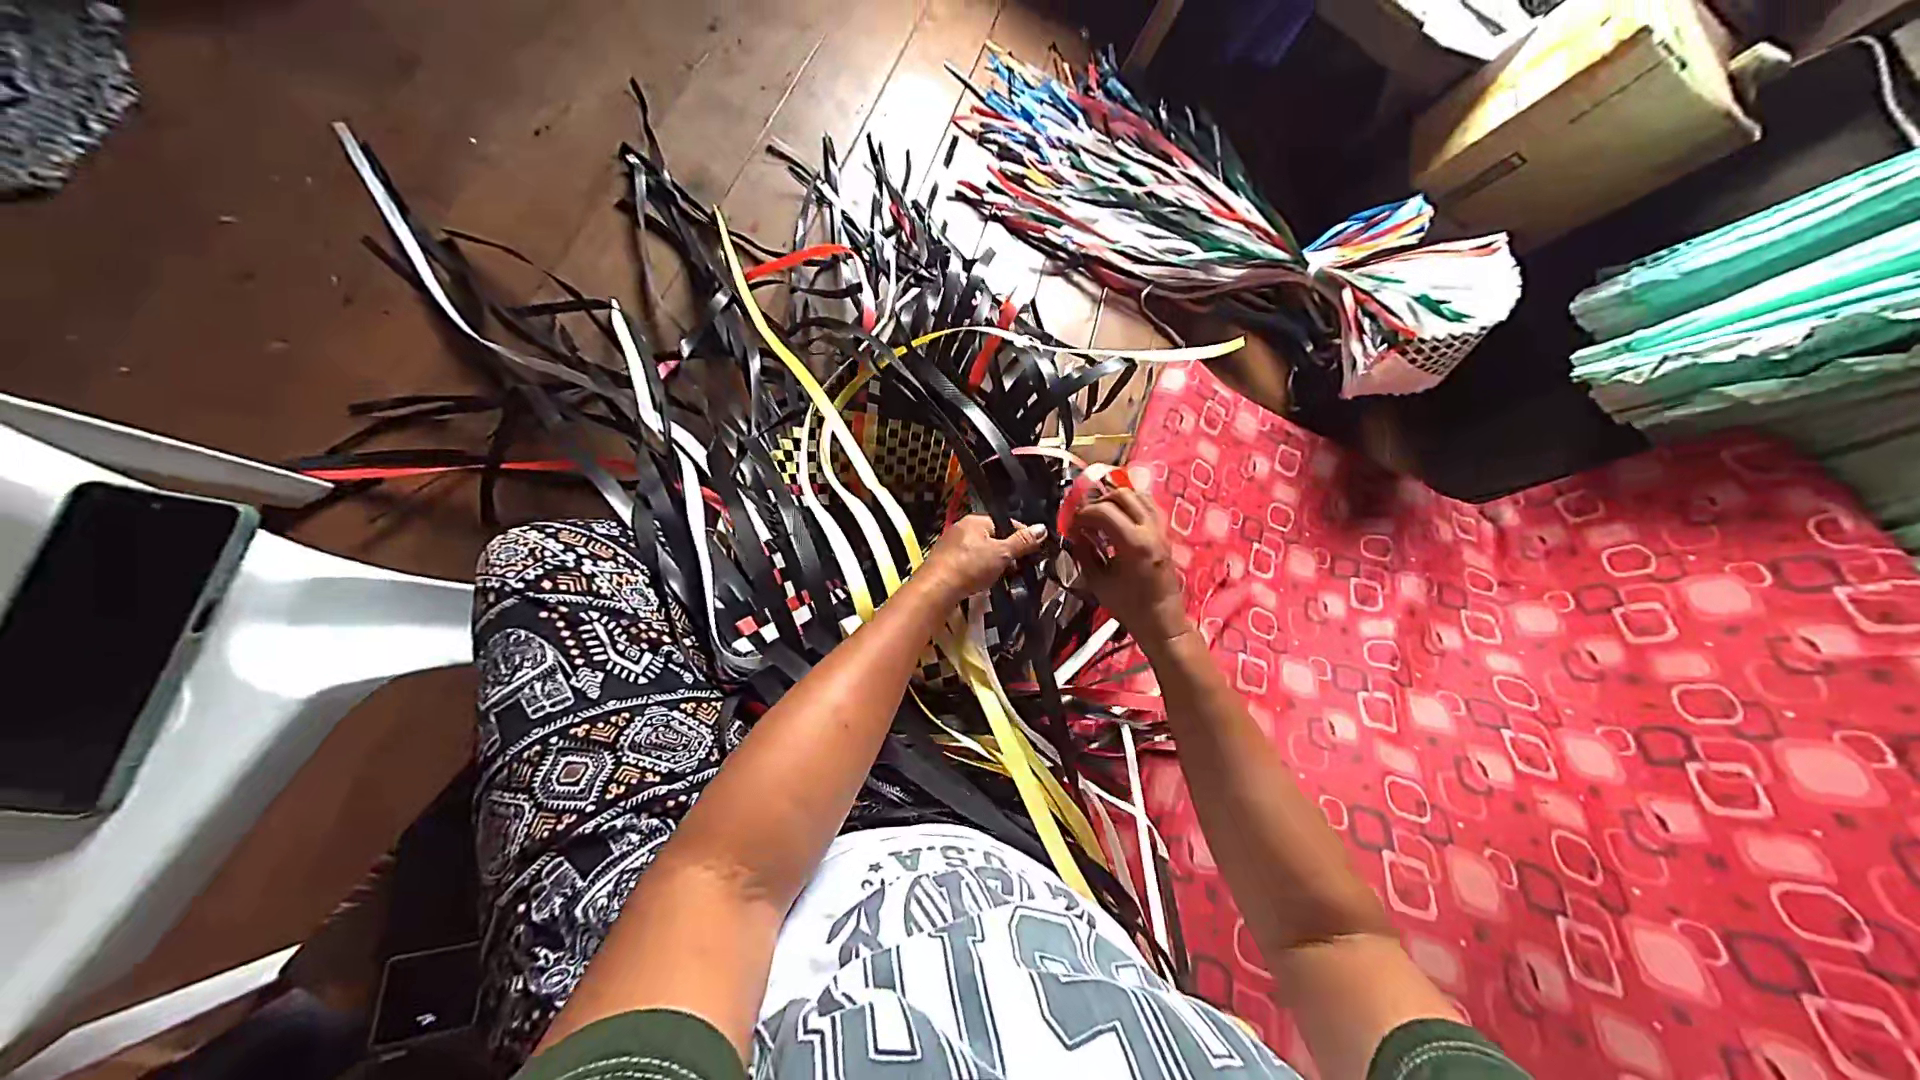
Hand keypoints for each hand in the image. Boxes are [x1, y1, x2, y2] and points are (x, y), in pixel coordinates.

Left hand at [917, 515, 1047, 603]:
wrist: (936, 588)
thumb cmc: (969, 566)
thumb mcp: (1002, 553)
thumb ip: (1022, 542)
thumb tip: (1041, 528)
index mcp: (975, 520)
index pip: (1005, 523)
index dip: (1022, 536)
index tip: (1033, 550)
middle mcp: (961, 529)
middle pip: (992, 537)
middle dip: (1007, 552)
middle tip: (1018, 567)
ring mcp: (951, 546)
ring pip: (980, 551)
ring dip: (992, 563)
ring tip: (1002, 576)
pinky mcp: (945, 563)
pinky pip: (968, 563)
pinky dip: (978, 571)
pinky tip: (982, 582)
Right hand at [1067, 487, 1192, 648]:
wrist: (1161, 618)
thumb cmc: (1128, 605)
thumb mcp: (1097, 581)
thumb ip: (1084, 553)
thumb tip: (1075, 534)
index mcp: (1133, 543)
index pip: (1102, 510)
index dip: (1082, 514)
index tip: (1071, 525)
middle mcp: (1150, 530)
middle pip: (1121, 495)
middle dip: (1097, 502)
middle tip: (1084, 518)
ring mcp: (1161, 529)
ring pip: (1137, 495)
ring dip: (1115, 500)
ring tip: (1101, 516)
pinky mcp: (1165, 532)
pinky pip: (1148, 505)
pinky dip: (1131, 504)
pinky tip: (1119, 518)